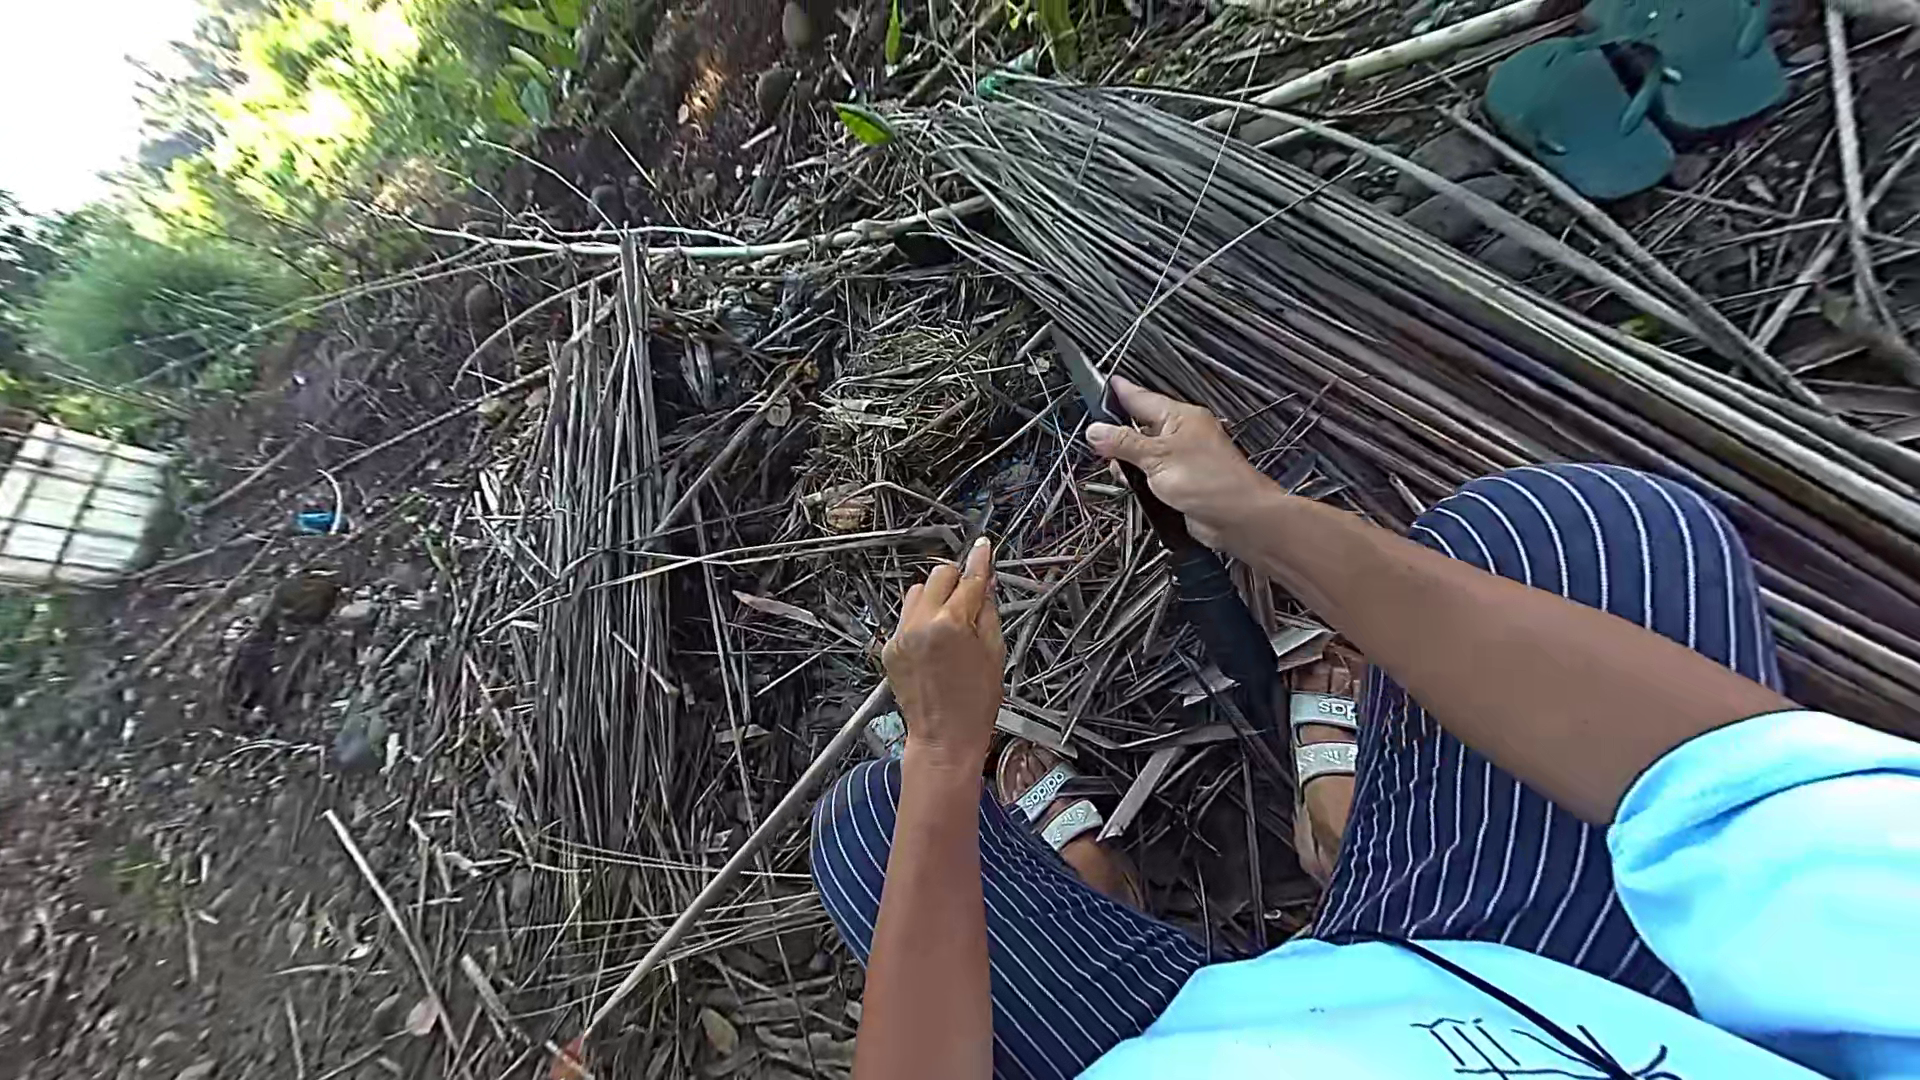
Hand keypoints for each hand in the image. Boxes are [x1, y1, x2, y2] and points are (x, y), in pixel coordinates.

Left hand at [883, 538, 1005, 771]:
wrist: (944, 737)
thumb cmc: (974, 703)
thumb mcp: (994, 652)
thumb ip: (987, 610)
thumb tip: (985, 583)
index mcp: (951, 624)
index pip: (969, 579)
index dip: (980, 561)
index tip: (983, 547)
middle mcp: (920, 624)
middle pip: (938, 575)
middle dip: (956, 580)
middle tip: (969, 597)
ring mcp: (901, 635)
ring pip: (917, 592)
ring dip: (935, 597)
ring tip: (950, 623)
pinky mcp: (889, 647)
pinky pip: (906, 616)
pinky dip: (921, 619)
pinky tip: (935, 641)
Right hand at [1085, 377, 1276, 548]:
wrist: (1239, 518)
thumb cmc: (1213, 482)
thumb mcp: (1157, 457)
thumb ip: (1123, 443)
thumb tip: (1096, 430)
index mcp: (1180, 417)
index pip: (1141, 398)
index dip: (1120, 392)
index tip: (1105, 384)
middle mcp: (1182, 435)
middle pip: (1139, 428)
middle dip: (1118, 437)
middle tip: (1100, 442)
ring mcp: (1182, 459)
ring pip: (1143, 454)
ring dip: (1128, 463)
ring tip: (1121, 471)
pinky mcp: (1181, 482)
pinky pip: (1152, 475)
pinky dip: (1140, 480)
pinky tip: (1137, 487)